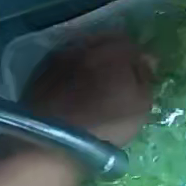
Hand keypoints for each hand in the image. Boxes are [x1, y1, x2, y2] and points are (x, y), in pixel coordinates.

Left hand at [23, 33, 155, 147]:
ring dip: (93, 64)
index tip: (144, 77)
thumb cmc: (105, 124)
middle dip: (116, 57)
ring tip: (99, 85)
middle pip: (106, 42)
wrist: (51, 143)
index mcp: (113, 50)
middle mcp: (85, 45)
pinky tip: (78, 91)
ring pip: (84, 52)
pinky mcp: (40, 73)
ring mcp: (59, 57)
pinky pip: (66, 65)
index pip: (133, 46)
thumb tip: (146, 61)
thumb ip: (145, 79)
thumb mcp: (140, 105)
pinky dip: (75, 73)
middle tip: (122, 79)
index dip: (140, 61)